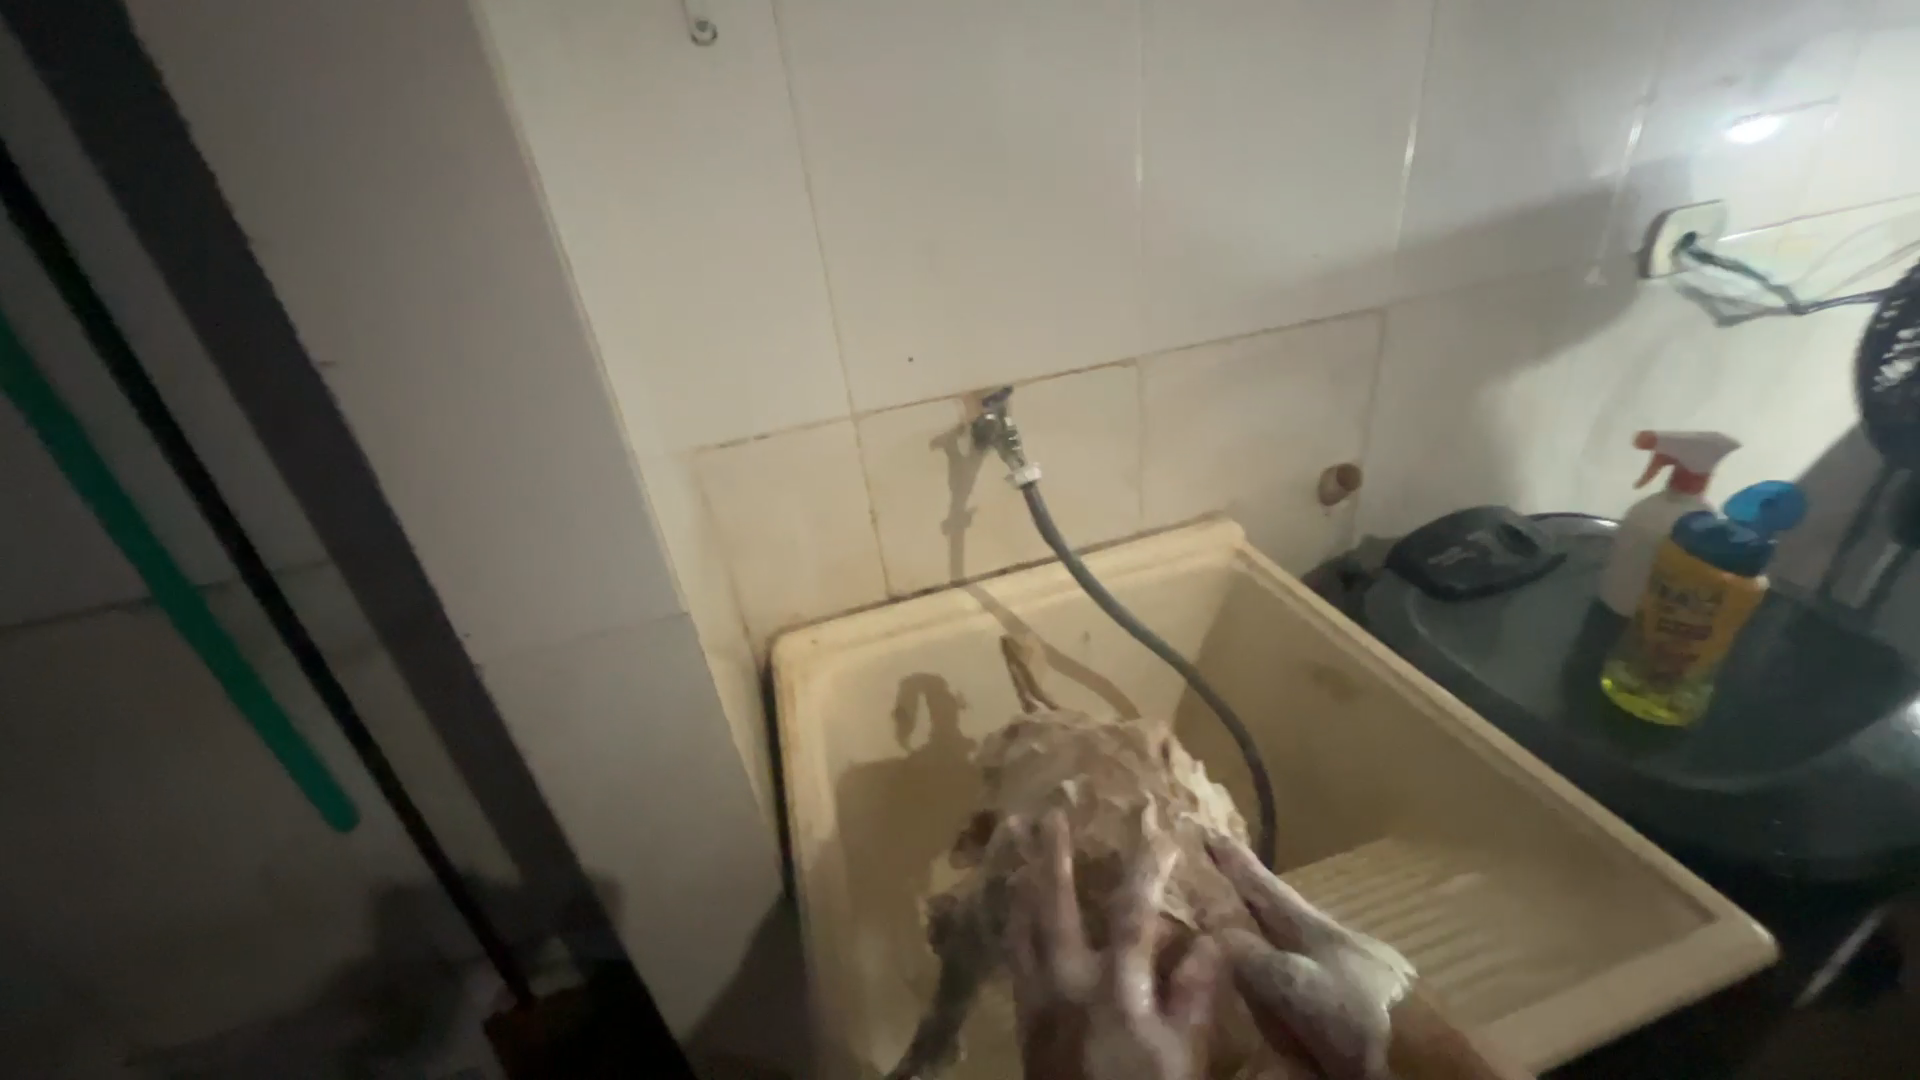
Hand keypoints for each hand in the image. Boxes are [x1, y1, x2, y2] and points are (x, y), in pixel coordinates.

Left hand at [1004, 810, 1220, 1079]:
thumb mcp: (1183, 1057)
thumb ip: (1195, 996)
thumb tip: (1212, 939)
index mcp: (1113, 985)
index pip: (1131, 912)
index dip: (1147, 868)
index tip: (1159, 831)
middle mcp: (1066, 978)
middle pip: (1054, 903)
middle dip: (1053, 855)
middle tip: (1048, 814)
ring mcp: (1037, 994)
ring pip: (1021, 923)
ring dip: (1023, 883)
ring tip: (1017, 849)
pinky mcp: (1023, 1013)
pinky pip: (1012, 954)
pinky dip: (1013, 924)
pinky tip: (1014, 913)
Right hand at [1204, 832, 1415, 1079]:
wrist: (1431, 1063)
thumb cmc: (1360, 1015)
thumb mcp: (1297, 986)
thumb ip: (1255, 958)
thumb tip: (1216, 932)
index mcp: (1313, 926)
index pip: (1264, 886)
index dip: (1234, 862)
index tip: (1207, 830)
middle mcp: (1332, 940)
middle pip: (1282, 910)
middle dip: (1251, 895)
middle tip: (1218, 880)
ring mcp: (1353, 969)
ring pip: (1298, 941)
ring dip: (1269, 932)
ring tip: (1243, 932)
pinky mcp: (1366, 1002)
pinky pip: (1312, 974)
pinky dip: (1288, 968)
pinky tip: (1282, 986)